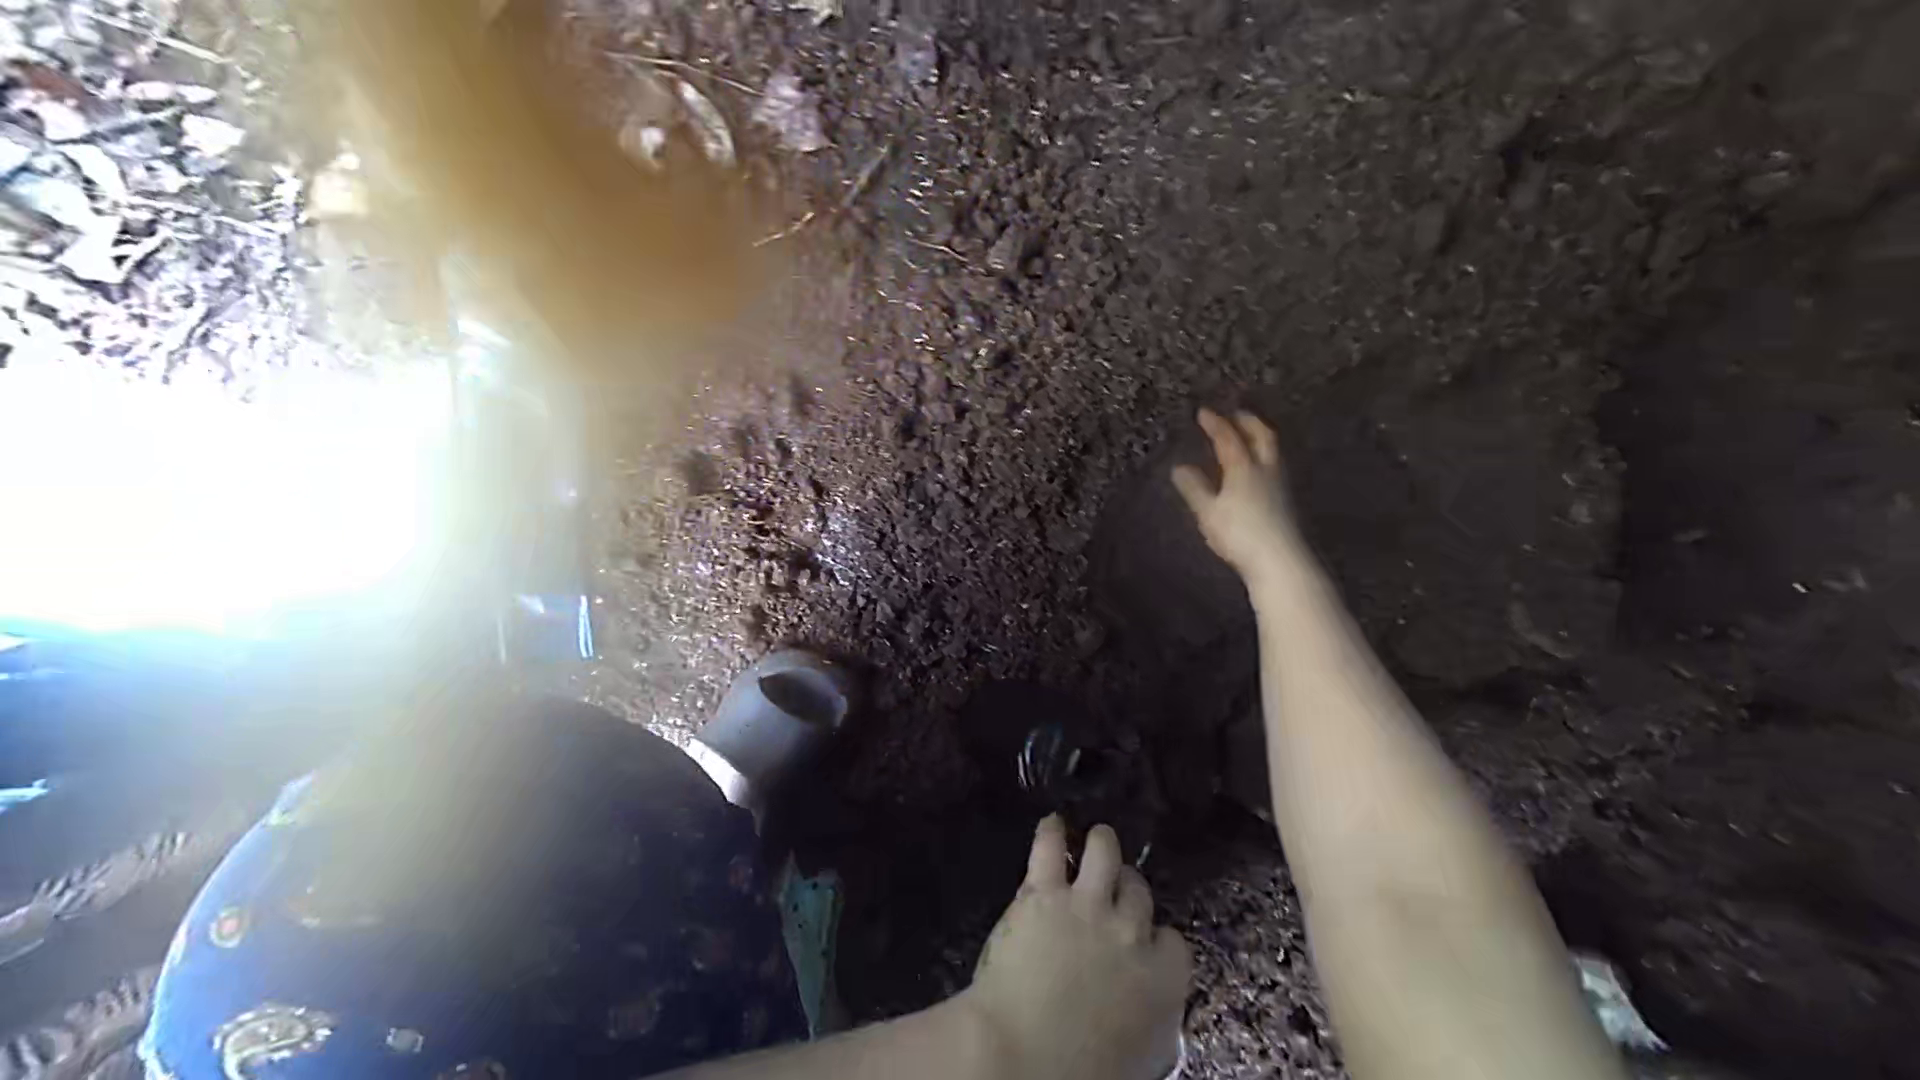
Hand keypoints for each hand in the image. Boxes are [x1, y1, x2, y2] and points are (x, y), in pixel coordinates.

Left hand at [963, 817, 1191, 1079]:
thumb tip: (1144, 1002)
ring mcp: (1086, 904)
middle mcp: (1130, 932)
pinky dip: (1051, 832)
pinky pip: (1050, 847)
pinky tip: (1052, 824)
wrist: (1019, 1054)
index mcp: (1161, 981)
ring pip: (1104, 852)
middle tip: (1114, 890)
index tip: (1144, 939)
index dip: (1156, 938)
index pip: (1172, 942)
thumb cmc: (1078, 1072)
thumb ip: (1148, 1013)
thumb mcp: (1137, 1054)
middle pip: (1138, 891)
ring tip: (1096, 838)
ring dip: (1101, 843)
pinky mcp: (1043, 892)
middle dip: (1128, 888)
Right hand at [1171, 408, 1304, 586]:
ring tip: (1248, 433)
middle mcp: (1265, 469)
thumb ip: (1194, 488)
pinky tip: (1257, 466)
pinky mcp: (1286, 499)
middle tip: (1235, 412)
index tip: (1203, 412)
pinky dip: (1263, 455)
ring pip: (1272, 450)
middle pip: (1261, 436)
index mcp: (1243, 467)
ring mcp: (1280, 483)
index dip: (1215, 423)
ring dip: (1259, 436)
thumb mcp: (1208, 512)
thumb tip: (1180, 468)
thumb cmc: (1239, 533)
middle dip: (1247, 421)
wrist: (1279, 559)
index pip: (1228, 438)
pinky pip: (1274, 465)